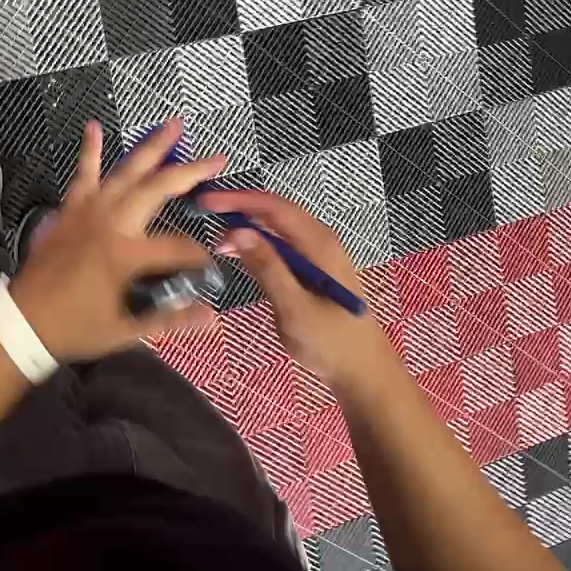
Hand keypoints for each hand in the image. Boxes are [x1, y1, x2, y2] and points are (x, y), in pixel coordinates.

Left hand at [7, 119, 226, 361]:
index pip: (178, 248)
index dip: (199, 256)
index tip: (211, 264)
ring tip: (173, 124)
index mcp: (126, 254)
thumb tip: (212, 318)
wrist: (23, 321)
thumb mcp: (126, 330)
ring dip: (151, 147)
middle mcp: (111, 223)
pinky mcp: (71, 209)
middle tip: (216, 158)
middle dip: (190, 172)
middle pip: (158, 189)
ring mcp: (90, 211)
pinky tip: (93, 126)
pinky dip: (89, 149)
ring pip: (126, 171)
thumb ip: (171, 319)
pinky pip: (83, 174)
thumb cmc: (75, 328)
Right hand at [197, 189, 400, 397]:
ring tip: (218, 240)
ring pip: (278, 226)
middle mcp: (321, 240)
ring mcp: (320, 253)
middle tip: (206, 214)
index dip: (239, 200)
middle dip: (240, 207)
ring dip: (248, 226)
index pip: (274, 207)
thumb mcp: (294, 309)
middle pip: (276, 210)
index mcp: (319, 244)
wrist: (364, 371)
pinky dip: (258, 242)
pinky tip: (240, 254)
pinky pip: (283, 243)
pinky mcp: (315, 267)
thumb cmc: (331, 342)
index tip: (207, 201)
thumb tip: (238, 232)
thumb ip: (267, 268)